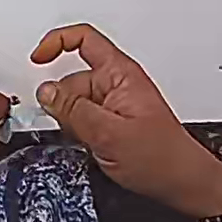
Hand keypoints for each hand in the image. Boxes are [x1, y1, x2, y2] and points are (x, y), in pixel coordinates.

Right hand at [30, 24, 221, 219]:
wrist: (184, 182)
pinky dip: (81, 130)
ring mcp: (115, 101)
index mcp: (119, 73)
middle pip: (73, 78)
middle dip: (64, 102)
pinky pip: (85, 117)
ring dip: (73, 121)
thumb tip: (46, 91)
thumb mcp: (108, 134)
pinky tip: (93, 146)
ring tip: (91, 142)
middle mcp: (117, 82)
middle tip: (72, 126)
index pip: (83, 39)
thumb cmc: (161, 157)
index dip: (56, 42)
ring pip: (76, 101)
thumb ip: (73, 110)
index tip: (37, 60)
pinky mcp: (114, 119)